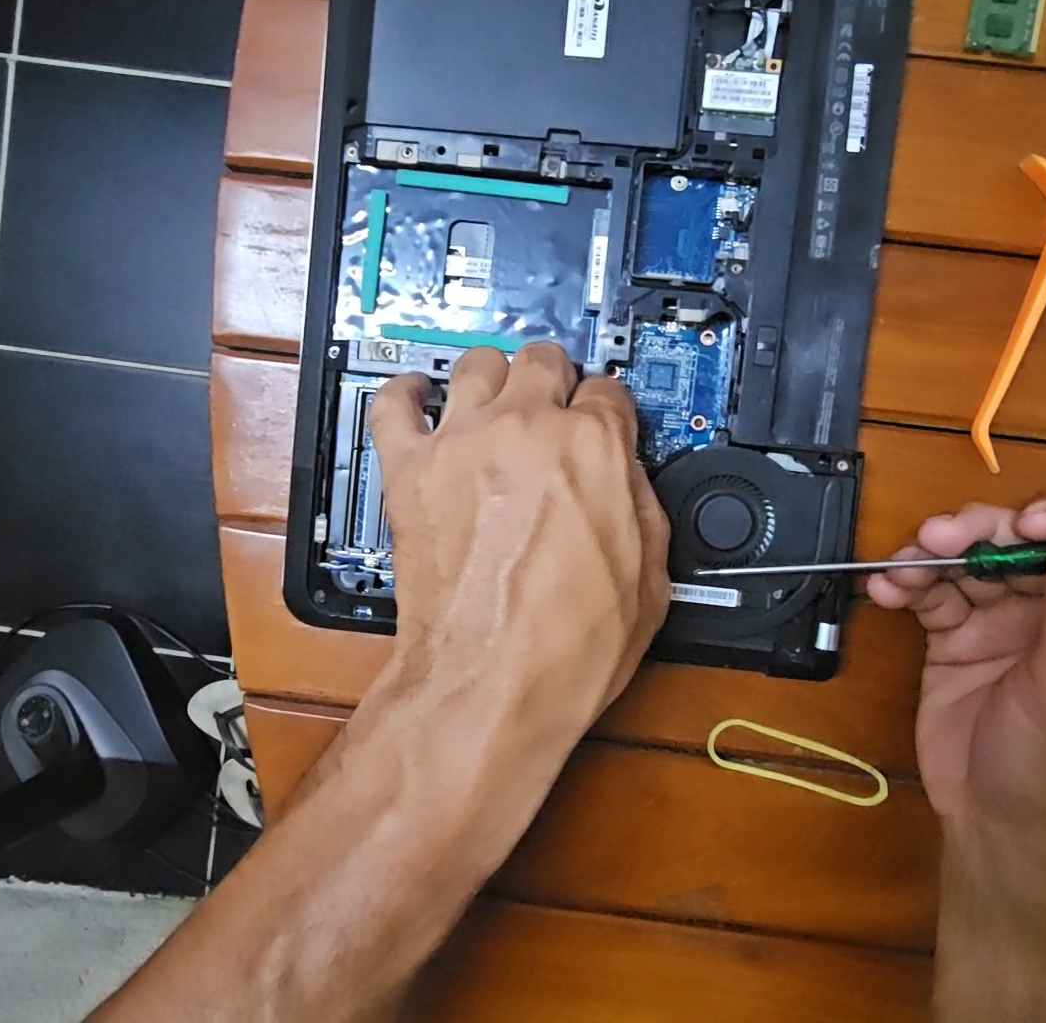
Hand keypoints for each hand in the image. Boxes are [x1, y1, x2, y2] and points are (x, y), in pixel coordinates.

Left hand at [370, 343, 670, 739]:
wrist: (490, 685)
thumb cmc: (564, 647)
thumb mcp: (651, 577)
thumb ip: (641, 503)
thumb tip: (627, 478)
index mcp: (594, 448)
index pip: (608, 391)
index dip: (608, 410)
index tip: (601, 422)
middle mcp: (526, 429)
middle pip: (543, 361)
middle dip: (556, 381)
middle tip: (554, 407)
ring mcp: (463, 444)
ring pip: (478, 364)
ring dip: (495, 378)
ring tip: (497, 402)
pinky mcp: (411, 470)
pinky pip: (394, 403)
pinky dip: (407, 393)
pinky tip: (420, 399)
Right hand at [865, 490, 1045, 867]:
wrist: (995, 831)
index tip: (1024, 525)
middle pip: (1020, 540)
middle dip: (979, 530)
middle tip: (936, 537)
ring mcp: (1001, 623)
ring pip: (968, 560)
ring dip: (932, 554)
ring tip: (902, 569)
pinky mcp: (954, 639)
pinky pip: (930, 595)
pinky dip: (905, 585)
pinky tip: (885, 590)